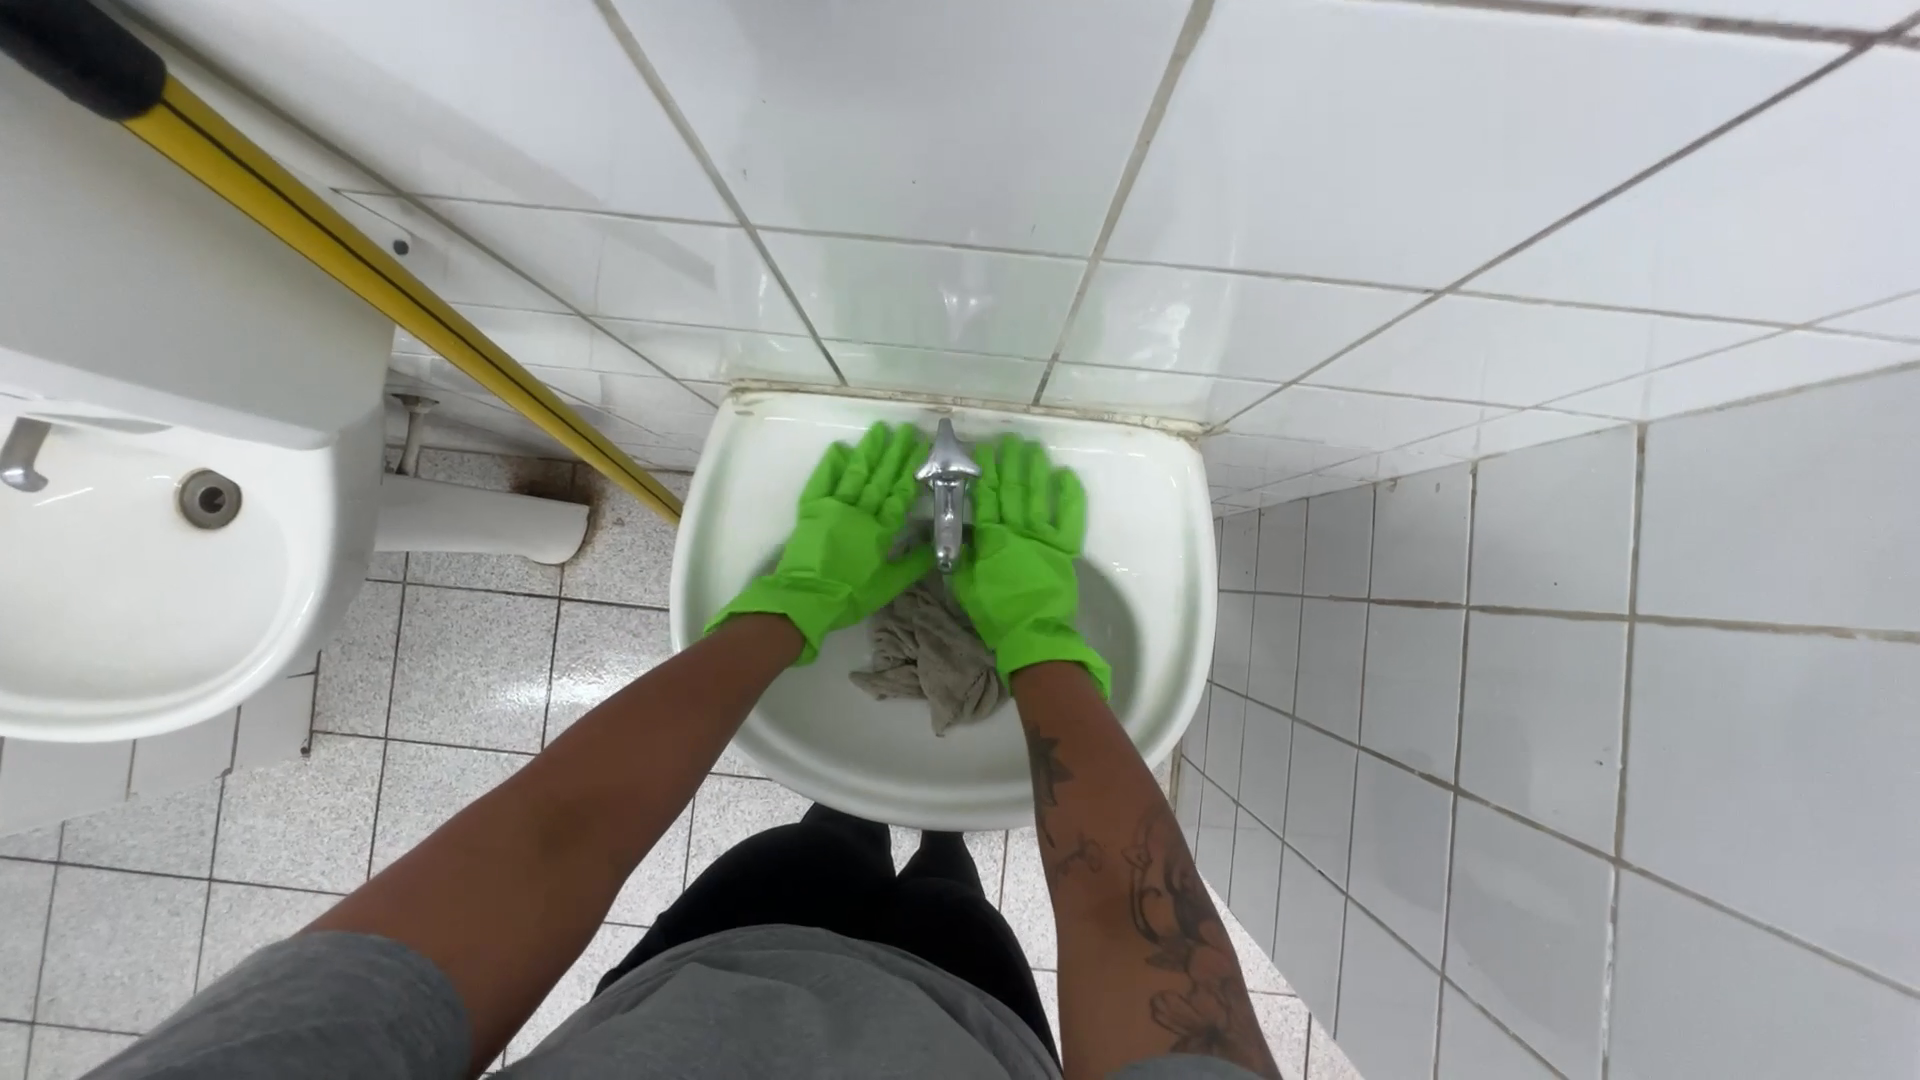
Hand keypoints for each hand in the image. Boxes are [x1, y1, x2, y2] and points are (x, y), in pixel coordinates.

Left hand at [706, 421, 930, 663]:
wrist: (807, 598)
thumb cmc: (851, 595)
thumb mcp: (889, 585)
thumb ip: (914, 564)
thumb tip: (941, 547)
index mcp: (880, 530)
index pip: (900, 494)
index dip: (912, 471)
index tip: (922, 451)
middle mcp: (860, 511)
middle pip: (881, 478)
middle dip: (895, 453)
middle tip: (906, 430)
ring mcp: (834, 507)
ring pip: (856, 473)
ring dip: (869, 450)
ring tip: (880, 429)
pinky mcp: (811, 509)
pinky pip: (822, 480)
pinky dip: (831, 464)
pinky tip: (841, 447)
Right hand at [953, 435, 1111, 696]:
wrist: (1029, 632)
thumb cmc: (993, 611)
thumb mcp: (962, 582)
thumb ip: (957, 554)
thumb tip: (950, 531)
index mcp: (990, 537)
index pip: (985, 497)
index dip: (984, 472)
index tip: (982, 451)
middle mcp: (1016, 530)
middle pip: (1012, 490)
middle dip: (1009, 463)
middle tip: (1008, 439)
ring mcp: (1042, 537)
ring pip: (1038, 495)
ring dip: (1034, 470)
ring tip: (1032, 448)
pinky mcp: (1064, 548)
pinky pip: (1069, 517)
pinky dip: (1069, 495)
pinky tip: (1065, 474)